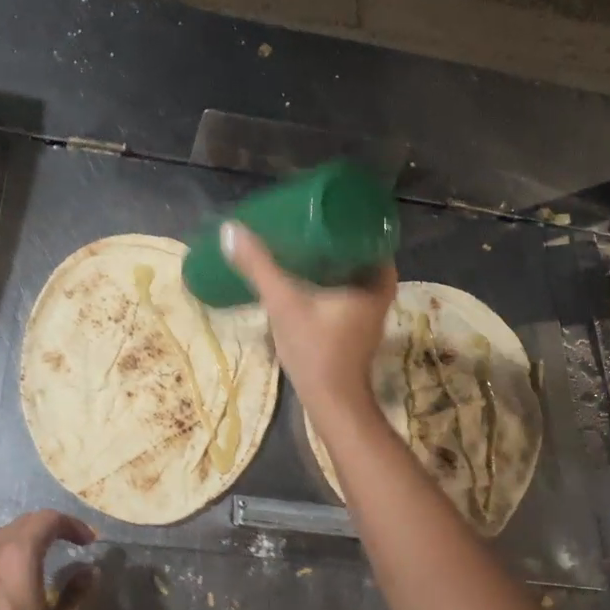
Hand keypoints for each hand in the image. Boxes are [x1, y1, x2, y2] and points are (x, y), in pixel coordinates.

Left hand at [0, 510, 97, 609]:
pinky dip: (1, 560)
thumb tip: (89, 572)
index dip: (71, 524)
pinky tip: (10, 583)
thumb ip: (76, 594)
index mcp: (17, 556)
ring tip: (39, 560)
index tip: (87, 540)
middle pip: (21, 525)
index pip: (46, 520)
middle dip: (46, 529)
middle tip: (67, 544)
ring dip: (21, 542)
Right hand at [222, 221, 395, 418]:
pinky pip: (342, 287)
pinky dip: (325, 277)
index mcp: (376, 278)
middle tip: (301, 220)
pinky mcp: (354, 324)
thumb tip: (230, 229)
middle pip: (356, 250)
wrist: (330, 402)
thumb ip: (258, 267)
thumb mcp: (284, 302)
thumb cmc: (316, 350)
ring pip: (349, 271)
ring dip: (327, 258)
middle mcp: (379, 290)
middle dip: (331, 236)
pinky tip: (300, 272)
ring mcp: (369, 309)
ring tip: (296, 240)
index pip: (368, 232)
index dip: (344, 217)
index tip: (318, 207)